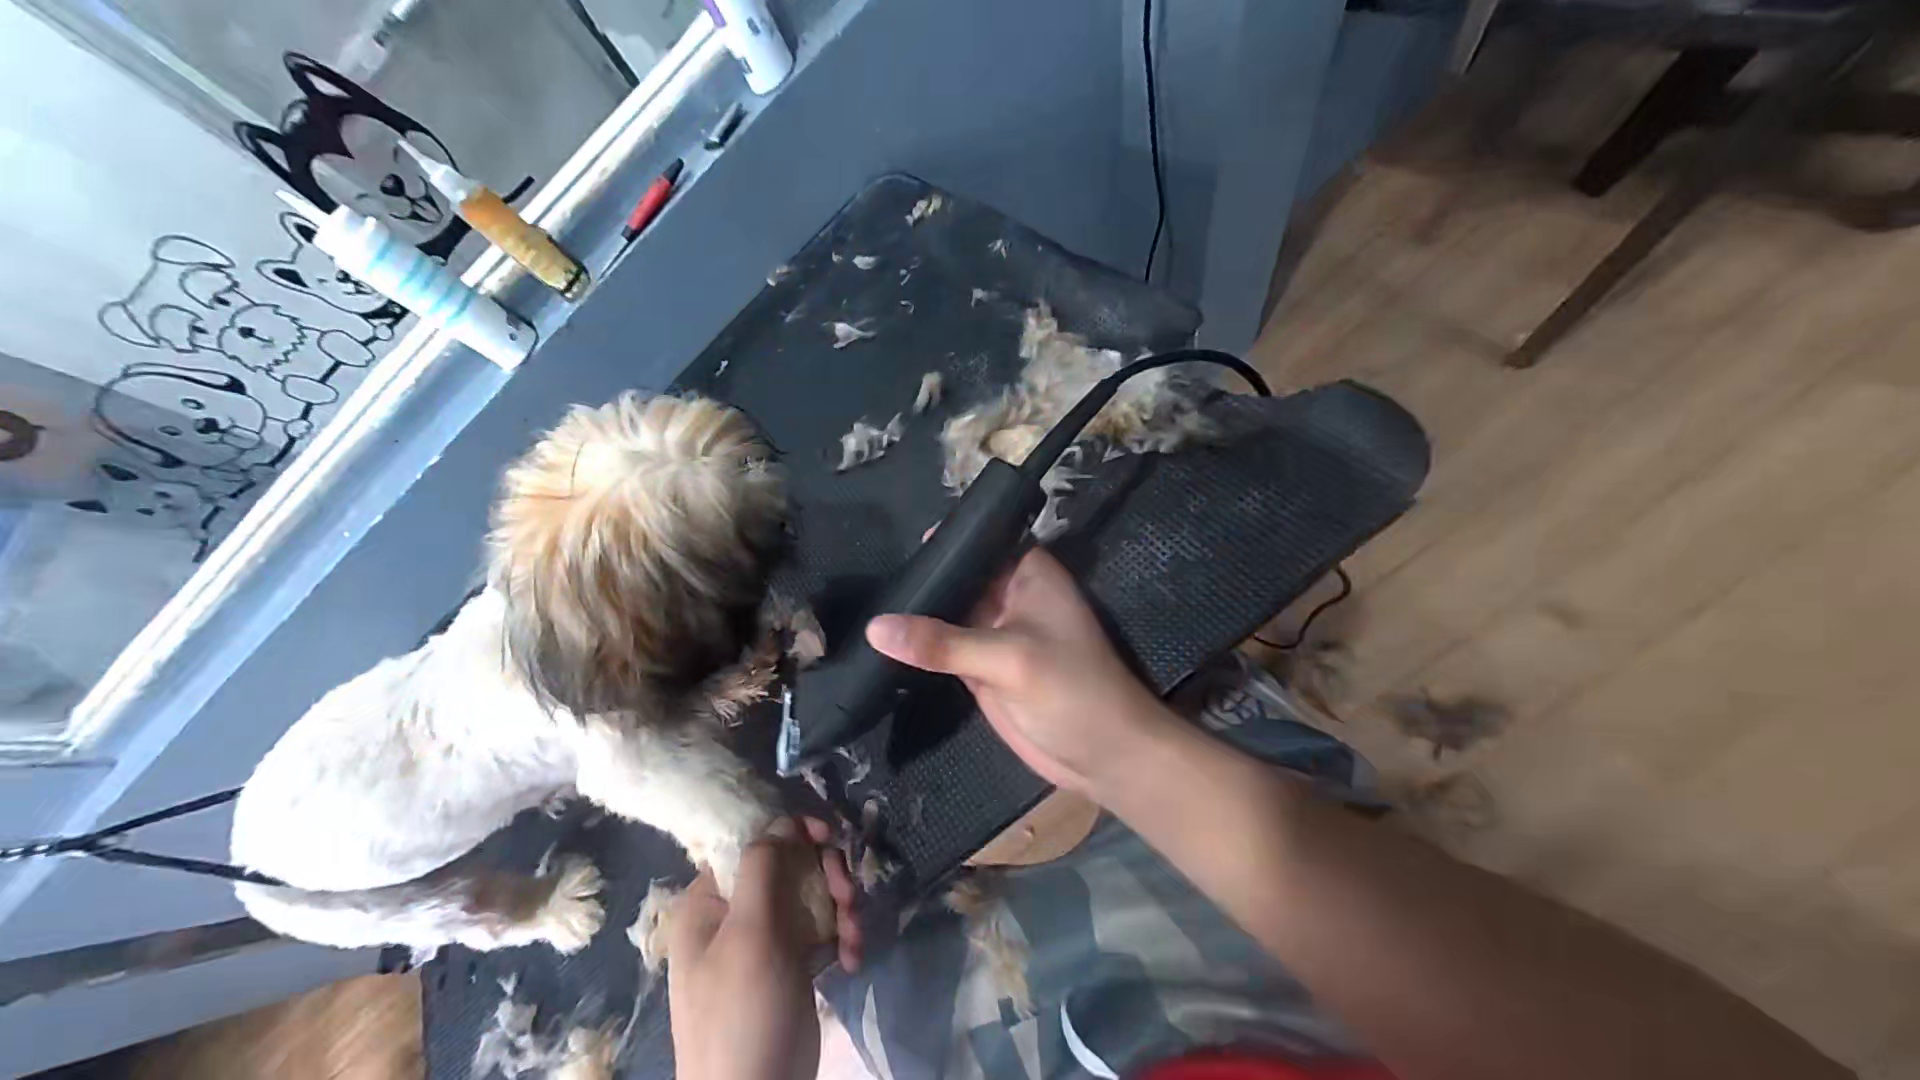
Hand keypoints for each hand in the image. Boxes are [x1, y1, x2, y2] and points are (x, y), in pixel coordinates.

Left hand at [667, 819, 860, 1079]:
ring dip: (841, 908)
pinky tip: (853, 959)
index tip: (827, 835)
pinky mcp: (792, 965)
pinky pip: (821, 931)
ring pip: (812, 896)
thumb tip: (781, 819)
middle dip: (826, 876)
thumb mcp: (749, 934)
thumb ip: (763, 867)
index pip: (751, 843)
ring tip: (854, 935)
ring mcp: (765, 941)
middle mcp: (735, 914)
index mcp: (710, 902)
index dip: (791, 831)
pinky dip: (841, 938)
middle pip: (790, 867)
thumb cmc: (743, 1012)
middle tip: (848, 893)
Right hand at [865, 546, 1179, 796]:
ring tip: (863, 604)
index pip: (980, 542)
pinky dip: (918, 648)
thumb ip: (943, 643)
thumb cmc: (1072, 691)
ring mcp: (993, 633)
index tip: (897, 545)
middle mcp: (1008, 596)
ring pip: (946, 614)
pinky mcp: (981, 668)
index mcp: (1028, 574)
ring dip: (915, 614)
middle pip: (957, 577)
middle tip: (870, 580)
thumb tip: (875, 627)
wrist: (1103, 757)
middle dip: (922, 578)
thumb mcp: (1008, 660)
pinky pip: (943, 649)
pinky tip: (880, 640)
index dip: (944, 540)